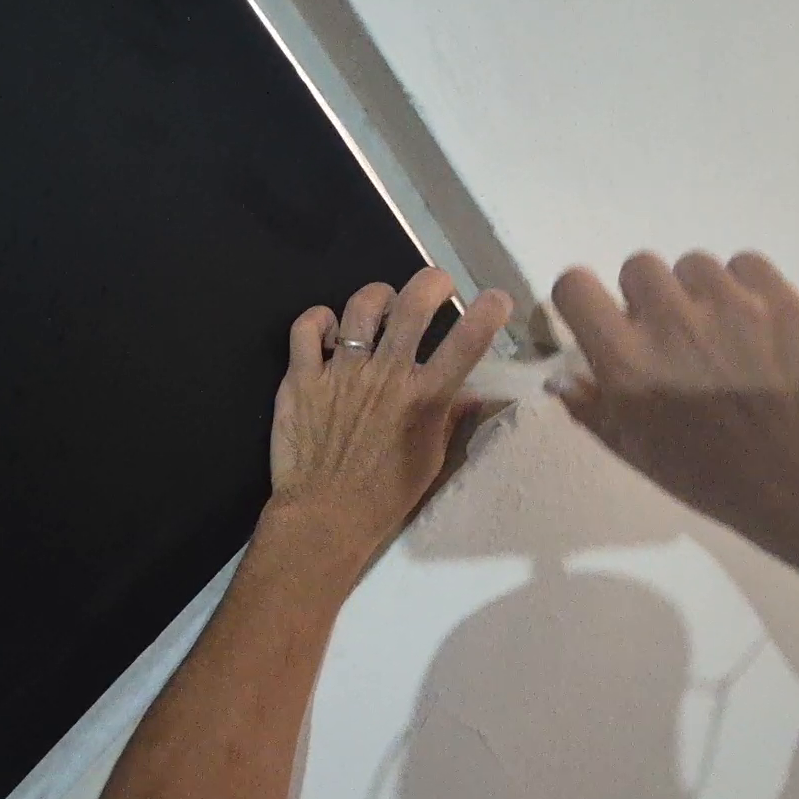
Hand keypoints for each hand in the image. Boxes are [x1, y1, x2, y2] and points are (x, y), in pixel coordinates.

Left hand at [268, 267, 511, 552]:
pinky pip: (306, 328)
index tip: (496, 299)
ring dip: (378, 297)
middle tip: (436, 286)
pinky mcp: (302, 378)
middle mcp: (385, 375)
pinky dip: (318, 319)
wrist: (324, 516)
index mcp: (424, 398)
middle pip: (413, 304)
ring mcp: (341, 372)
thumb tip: (475, 392)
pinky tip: (328, 328)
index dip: (488, 312)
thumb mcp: (432, 461)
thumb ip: (451, 419)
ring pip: (360, 306)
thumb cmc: (385, 495)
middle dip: (432, 282)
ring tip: (382, 305)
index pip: (466, 342)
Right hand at [549, 252, 798, 589]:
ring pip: (692, 264)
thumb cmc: (699, 469)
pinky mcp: (779, 298)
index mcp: (624, 360)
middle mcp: (670, 321)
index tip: (594, 314)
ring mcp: (729, 305)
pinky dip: (740, 285)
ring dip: (693, 291)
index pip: (574, 285)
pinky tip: (747, 321)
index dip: (579, 296)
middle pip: (637, 265)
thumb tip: (558, 375)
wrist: (794, 476)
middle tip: (663, 329)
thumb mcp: (627, 446)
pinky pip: (744, 263)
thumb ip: (587, 404)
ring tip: (713, 328)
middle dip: (642, 294)